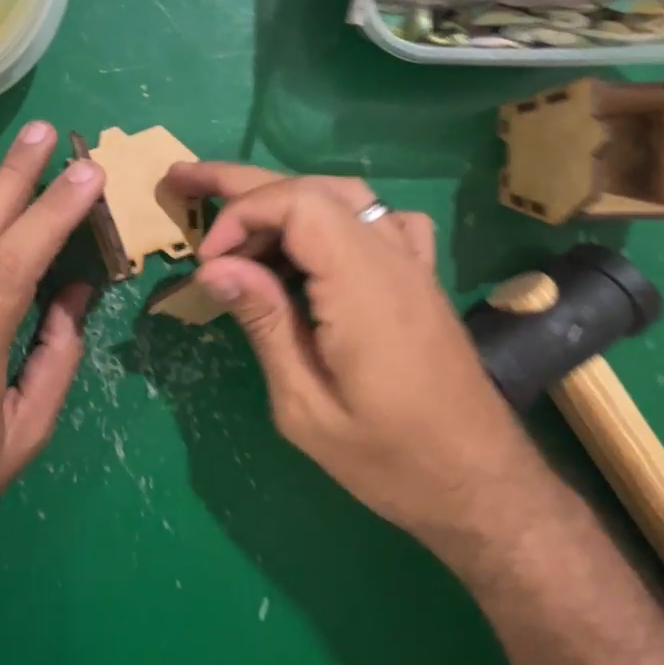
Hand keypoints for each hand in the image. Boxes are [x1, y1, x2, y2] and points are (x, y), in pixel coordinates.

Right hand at [166, 162, 545, 554]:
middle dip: (242, 182)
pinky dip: (334, 216)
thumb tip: (215, 266)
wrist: (480, 486)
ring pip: (345, 197)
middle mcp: (392, 260)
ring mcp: (413, 266)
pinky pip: (380, 220)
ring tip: (235, 215)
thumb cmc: (389, 460)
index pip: (297, 204)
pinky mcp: (420, 281)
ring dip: (285, 198)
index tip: (208, 263)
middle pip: (314, 189)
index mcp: (362, 288)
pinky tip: (312, 247)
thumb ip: (264, 325)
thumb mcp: (305, 407)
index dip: (242, 216)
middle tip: (183, 179)